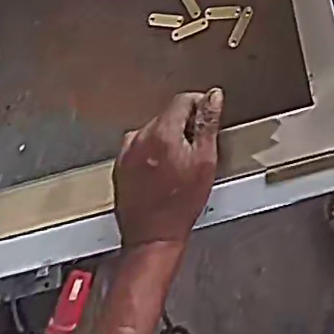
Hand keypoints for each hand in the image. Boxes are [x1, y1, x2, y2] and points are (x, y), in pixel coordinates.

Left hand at [113, 88, 223, 247]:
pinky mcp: (120, 166)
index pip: (182, 100)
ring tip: (178, 161)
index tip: (206, 120)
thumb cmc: (181, 203)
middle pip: (167, 114)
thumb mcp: (205, 160)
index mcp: (162, 133)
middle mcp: (140, 138)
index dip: (199, 106)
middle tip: (195, 149)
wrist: (153, 237)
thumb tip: (213, 96)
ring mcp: (127, 152)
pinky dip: (151, 150)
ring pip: (153, 129)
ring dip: (167, 136)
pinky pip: (139, 145)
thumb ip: (208, 123)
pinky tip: (162, 170)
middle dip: (183, 124)